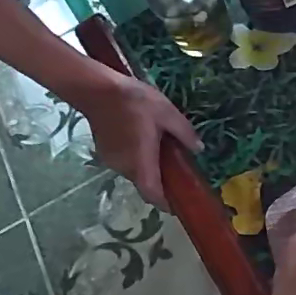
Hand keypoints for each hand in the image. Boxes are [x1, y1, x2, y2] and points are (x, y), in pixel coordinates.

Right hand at [75, 72, 201, 206]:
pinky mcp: (103, 152)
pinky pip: (124, 163)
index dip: (165, 204)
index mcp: (141, 163)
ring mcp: (111, 160)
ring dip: (148, 169)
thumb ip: (184, 133)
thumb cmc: (134, 102)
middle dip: (160, 182)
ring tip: (163, 155)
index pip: (152, 194)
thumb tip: (199, 150)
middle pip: (144, 184)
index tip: (179, 205)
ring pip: (134, 173)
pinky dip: (137, 160)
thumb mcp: (167, 114)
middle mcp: (124, 167)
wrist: (96, 89)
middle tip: (178, 172)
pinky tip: (145, 144)